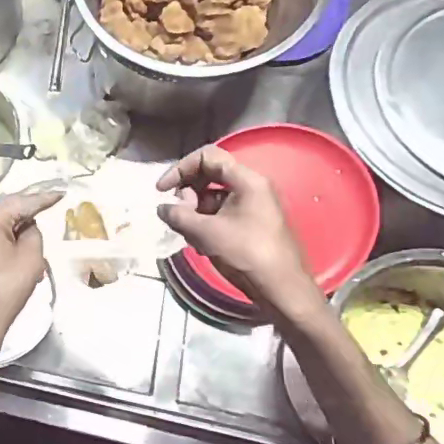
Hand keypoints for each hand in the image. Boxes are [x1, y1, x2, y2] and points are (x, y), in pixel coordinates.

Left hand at [0, 190, 63, 364]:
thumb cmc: (6, 290)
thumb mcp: (31, 257)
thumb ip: (33, 232)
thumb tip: (26, 225)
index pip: (22, 203)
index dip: (44, 198)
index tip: (60, 193)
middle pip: (4, 209)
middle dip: (26, 212)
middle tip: (47, 207)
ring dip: (12, 229)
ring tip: (31, 239)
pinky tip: (12, 249)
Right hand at [156, 145, 322, 321]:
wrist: (281, 287)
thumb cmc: (247, 253)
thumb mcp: (207, 233)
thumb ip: (179, 216)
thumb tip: (163, 209)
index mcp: (247, 180)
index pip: (207, 157)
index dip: (180, 168)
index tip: (162, 189)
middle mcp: (252, 186)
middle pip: (210, 174)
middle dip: (188, 191)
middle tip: (178, 213)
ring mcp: (253, 205)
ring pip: (215, 196)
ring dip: (196, 209)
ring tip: (188, 232)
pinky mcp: (251, 223)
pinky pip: (223, 213)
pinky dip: (207, 222)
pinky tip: (200, 242)